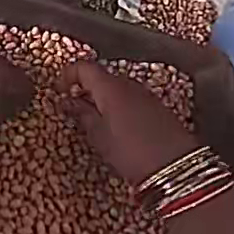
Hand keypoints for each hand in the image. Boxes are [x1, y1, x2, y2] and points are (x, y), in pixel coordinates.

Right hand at [59, 61, 200, 185]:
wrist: (175, 167)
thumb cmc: (131, 151)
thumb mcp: (99, 136)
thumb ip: (82, 114)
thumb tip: (68, 101)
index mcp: (110, 87)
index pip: (84, 67)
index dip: (67, 75)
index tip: (58, 90)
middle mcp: (128, 84)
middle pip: (101, 76)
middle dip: (84, 87)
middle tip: (72, 107)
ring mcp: (145, 95)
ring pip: (116, 88)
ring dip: (101, 97)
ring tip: (92, 119)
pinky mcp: (157, 107)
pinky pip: (130, 98)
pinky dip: (117, 105)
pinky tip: (114, 126)